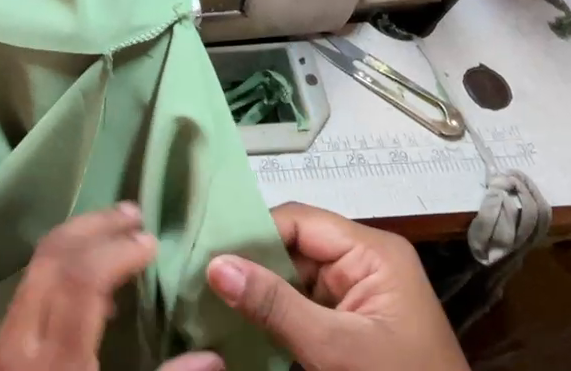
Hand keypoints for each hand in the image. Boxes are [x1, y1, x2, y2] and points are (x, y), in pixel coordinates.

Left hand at [0, 202, 225, 370]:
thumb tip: (213, 358)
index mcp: (53, 360)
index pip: (79, 279)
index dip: (116, 251)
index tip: (150, 241)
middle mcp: (18, 339)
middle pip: (52, 257)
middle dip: (94, 227)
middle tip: (134, 213)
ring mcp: (2, 342)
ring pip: (35, 267)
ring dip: (77, 241)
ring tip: (116, 233)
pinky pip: (30, 289)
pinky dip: (61, 269)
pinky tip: (89, 281)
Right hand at [205, 203, 469, 370]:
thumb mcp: (336, 349)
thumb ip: (275, 304)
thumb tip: (214, 263)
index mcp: (373, 251)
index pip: (297, 221)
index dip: (251, 234)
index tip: (204, 252)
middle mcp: (365, 262)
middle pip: (292, 247)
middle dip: (250, 265)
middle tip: (197, 276)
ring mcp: (359, 295)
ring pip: (292, 278)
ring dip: (257, 292)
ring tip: (207, 296)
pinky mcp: (352, 326)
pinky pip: (302, 307)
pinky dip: (274, 317)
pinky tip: (237, 321)